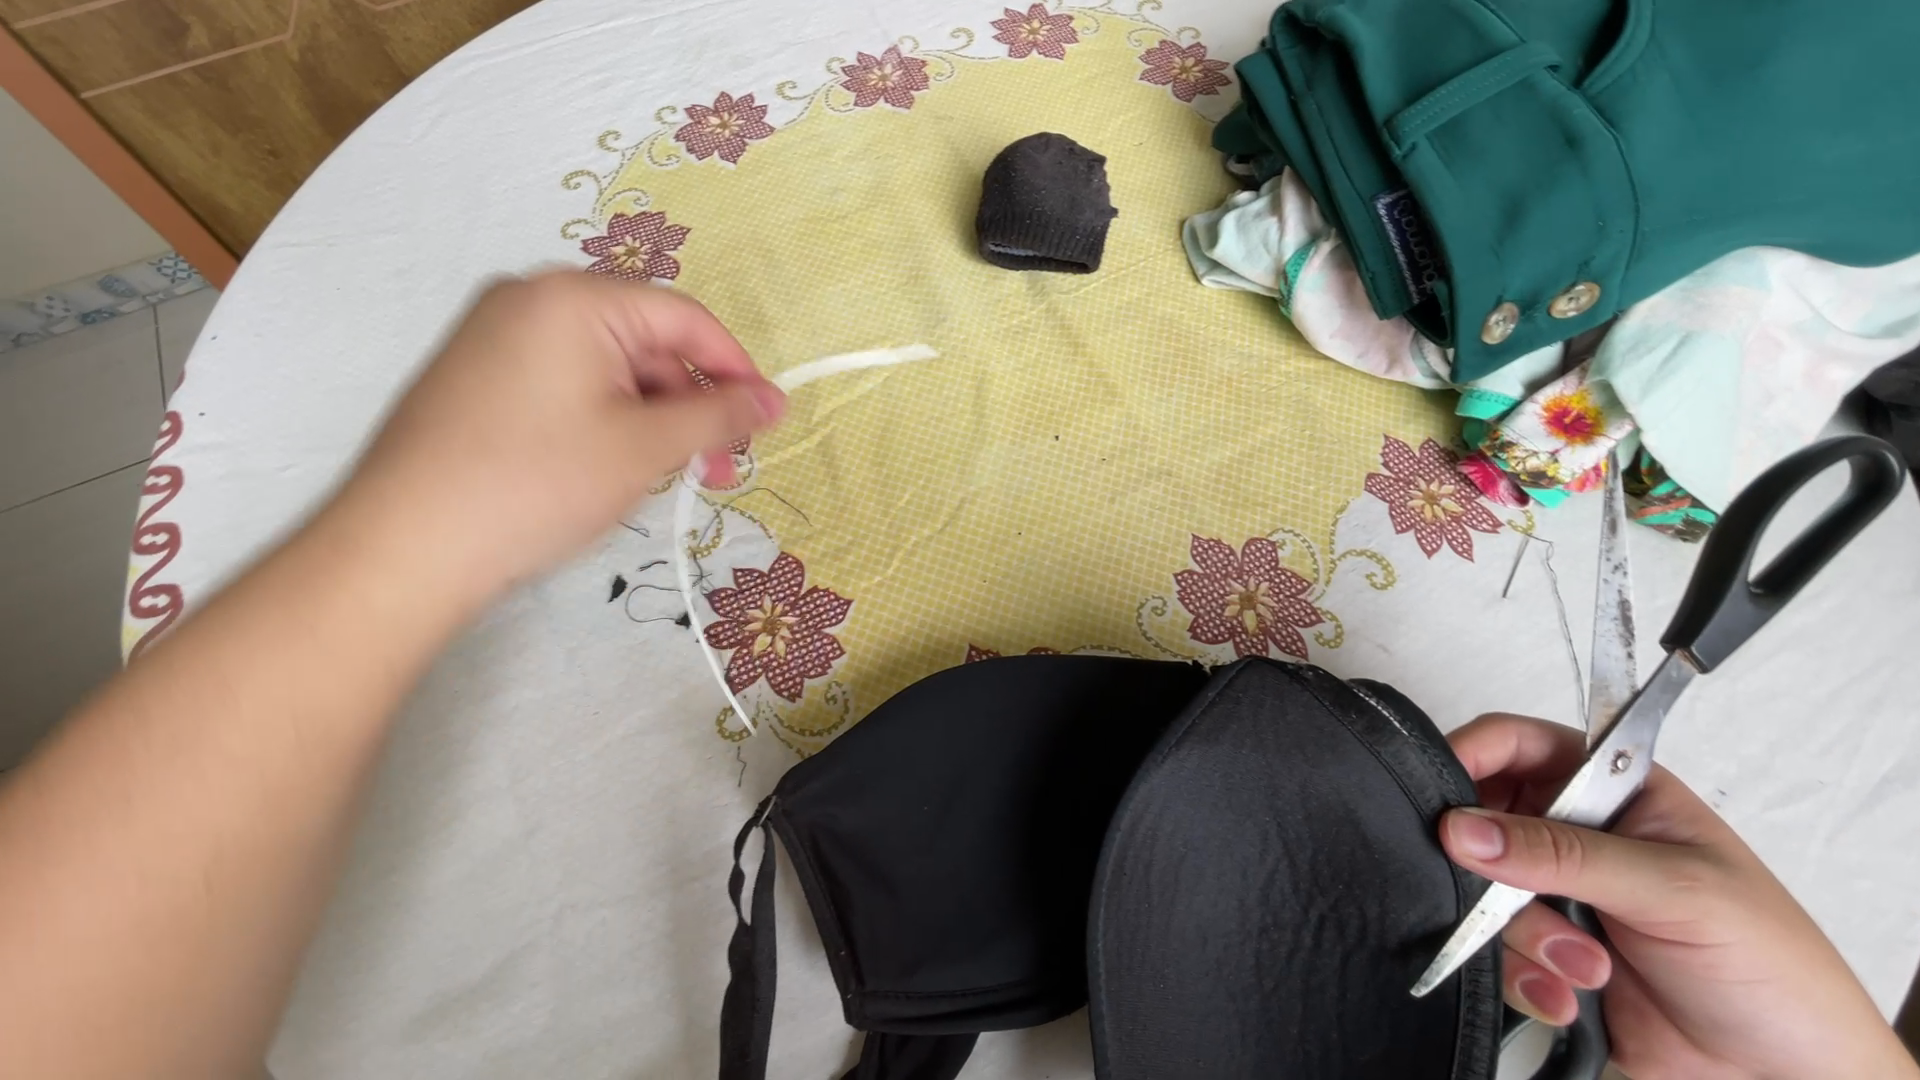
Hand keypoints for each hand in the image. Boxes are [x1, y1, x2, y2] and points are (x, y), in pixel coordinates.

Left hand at [328, 270, 783, 604]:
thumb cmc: (539, 483)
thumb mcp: (646, 446)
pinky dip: (611, 420)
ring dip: (655, 418)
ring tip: (671, 476)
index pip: (685, 319)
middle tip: (720, 467)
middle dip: (693, 404)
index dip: (736, 370)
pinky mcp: (479, 377)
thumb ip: (719, 416)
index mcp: (574, 297)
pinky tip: (619, 467)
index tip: (768, 422)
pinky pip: (570, 384)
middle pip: (647, 343)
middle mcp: (531, 300)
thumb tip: (776, 401)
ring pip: (610, 369)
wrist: (406, 547)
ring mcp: (497, 337)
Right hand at [1440, 714, 1917, 1079]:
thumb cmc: (1770, 969)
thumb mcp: (1674, 892)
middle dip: (1493, 868)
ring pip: (1476, 884)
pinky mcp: (1532, 944)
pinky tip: (1565, 996)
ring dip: (1521, 933)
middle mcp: (1568, 831)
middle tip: (1517, 900)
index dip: (1469, 753)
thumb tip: (1460, 828)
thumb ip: (1562, 854)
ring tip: (1583, 968)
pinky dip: (1518, 972)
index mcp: (1608, 790)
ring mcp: (1547, 889)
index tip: (1438, 797)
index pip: (1515, 743)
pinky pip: (1485, 942)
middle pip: (1478, 815)